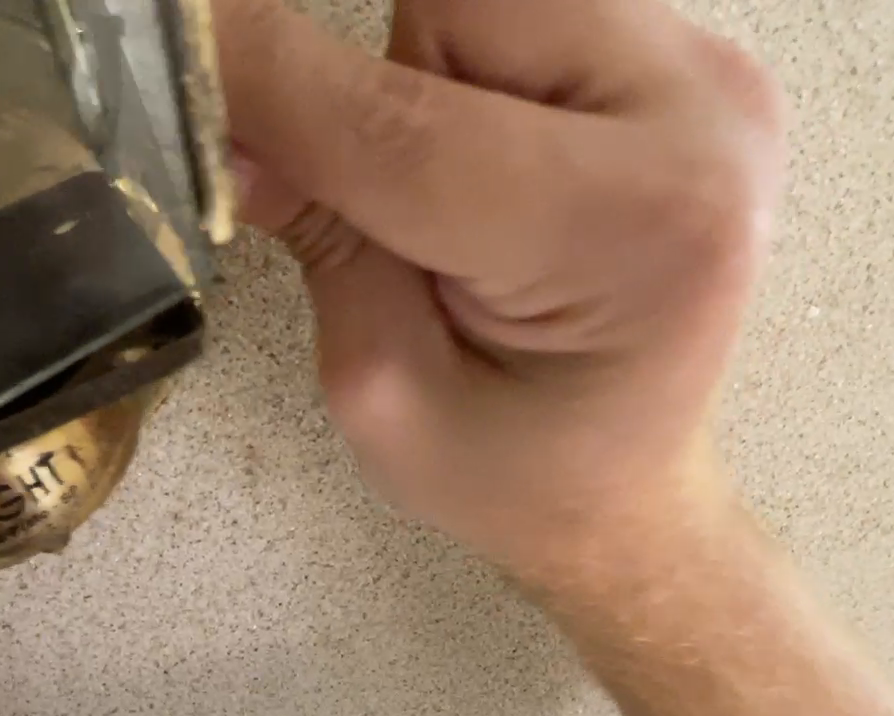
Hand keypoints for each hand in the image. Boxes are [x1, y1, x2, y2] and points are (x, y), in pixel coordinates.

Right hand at [217, 0, 785, 582]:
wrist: (618, 489)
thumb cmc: (507, 473)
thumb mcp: (385, 390)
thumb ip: (322, 245)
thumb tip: (228, 119)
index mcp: (626, 235)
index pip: (405, 131)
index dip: (276, 84)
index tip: (178, 53)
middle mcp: (698, 122)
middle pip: (465, 4)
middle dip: (382, 82)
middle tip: (383, 205)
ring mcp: (714, 79)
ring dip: (431, 77)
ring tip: (459, 207)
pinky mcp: (700, 67)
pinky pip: (538, 15)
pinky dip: (477, 76)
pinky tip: (502, 174)